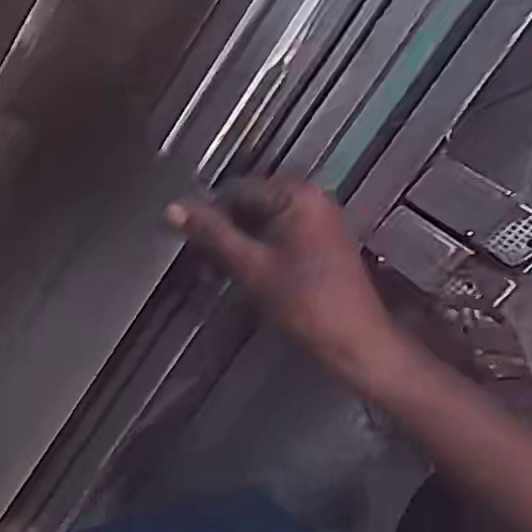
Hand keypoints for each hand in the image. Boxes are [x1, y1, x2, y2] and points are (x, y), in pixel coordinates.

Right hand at [167, 179, 417, 390]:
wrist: (355, 343)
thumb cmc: (307, 305)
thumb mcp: (250, 266)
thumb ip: (212, 234)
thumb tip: (175, 210)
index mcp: (298, 195)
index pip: (236, 189)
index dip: (208, 214)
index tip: (188, 237)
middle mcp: (312, 199)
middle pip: (250, 204)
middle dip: (223, 230)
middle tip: (202, 259)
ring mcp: (319, 220)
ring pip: (262, 221)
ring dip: (238, 243)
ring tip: (219, 271)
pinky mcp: (320, 241)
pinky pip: (278, 234)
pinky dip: (258, 250)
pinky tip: (245, 274)